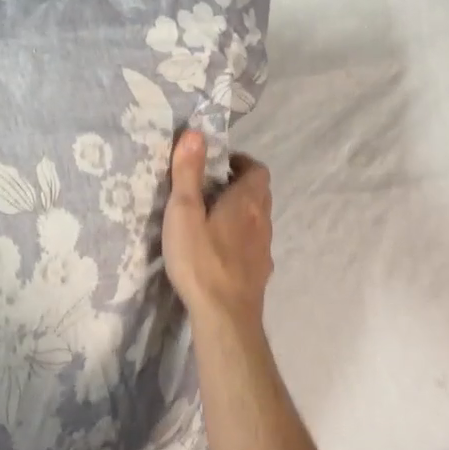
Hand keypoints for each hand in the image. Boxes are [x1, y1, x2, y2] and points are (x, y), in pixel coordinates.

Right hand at [163, 129, 273, 328]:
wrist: (225, 317)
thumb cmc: (201, 260)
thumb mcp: (184, 211)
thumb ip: (188, 172)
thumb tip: (195, 132)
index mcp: (247, 202)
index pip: (257, 169)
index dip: (239, 162)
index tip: (215, 164)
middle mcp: (262, 221)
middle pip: (258, 193)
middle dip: (237, 185)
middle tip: (207, 187)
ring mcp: (263, 249)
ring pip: (256, 220)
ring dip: (238, 212)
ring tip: (208, 218)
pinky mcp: (259, 273)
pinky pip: (252, 244)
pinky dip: (238, 238)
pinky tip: (217, 251)